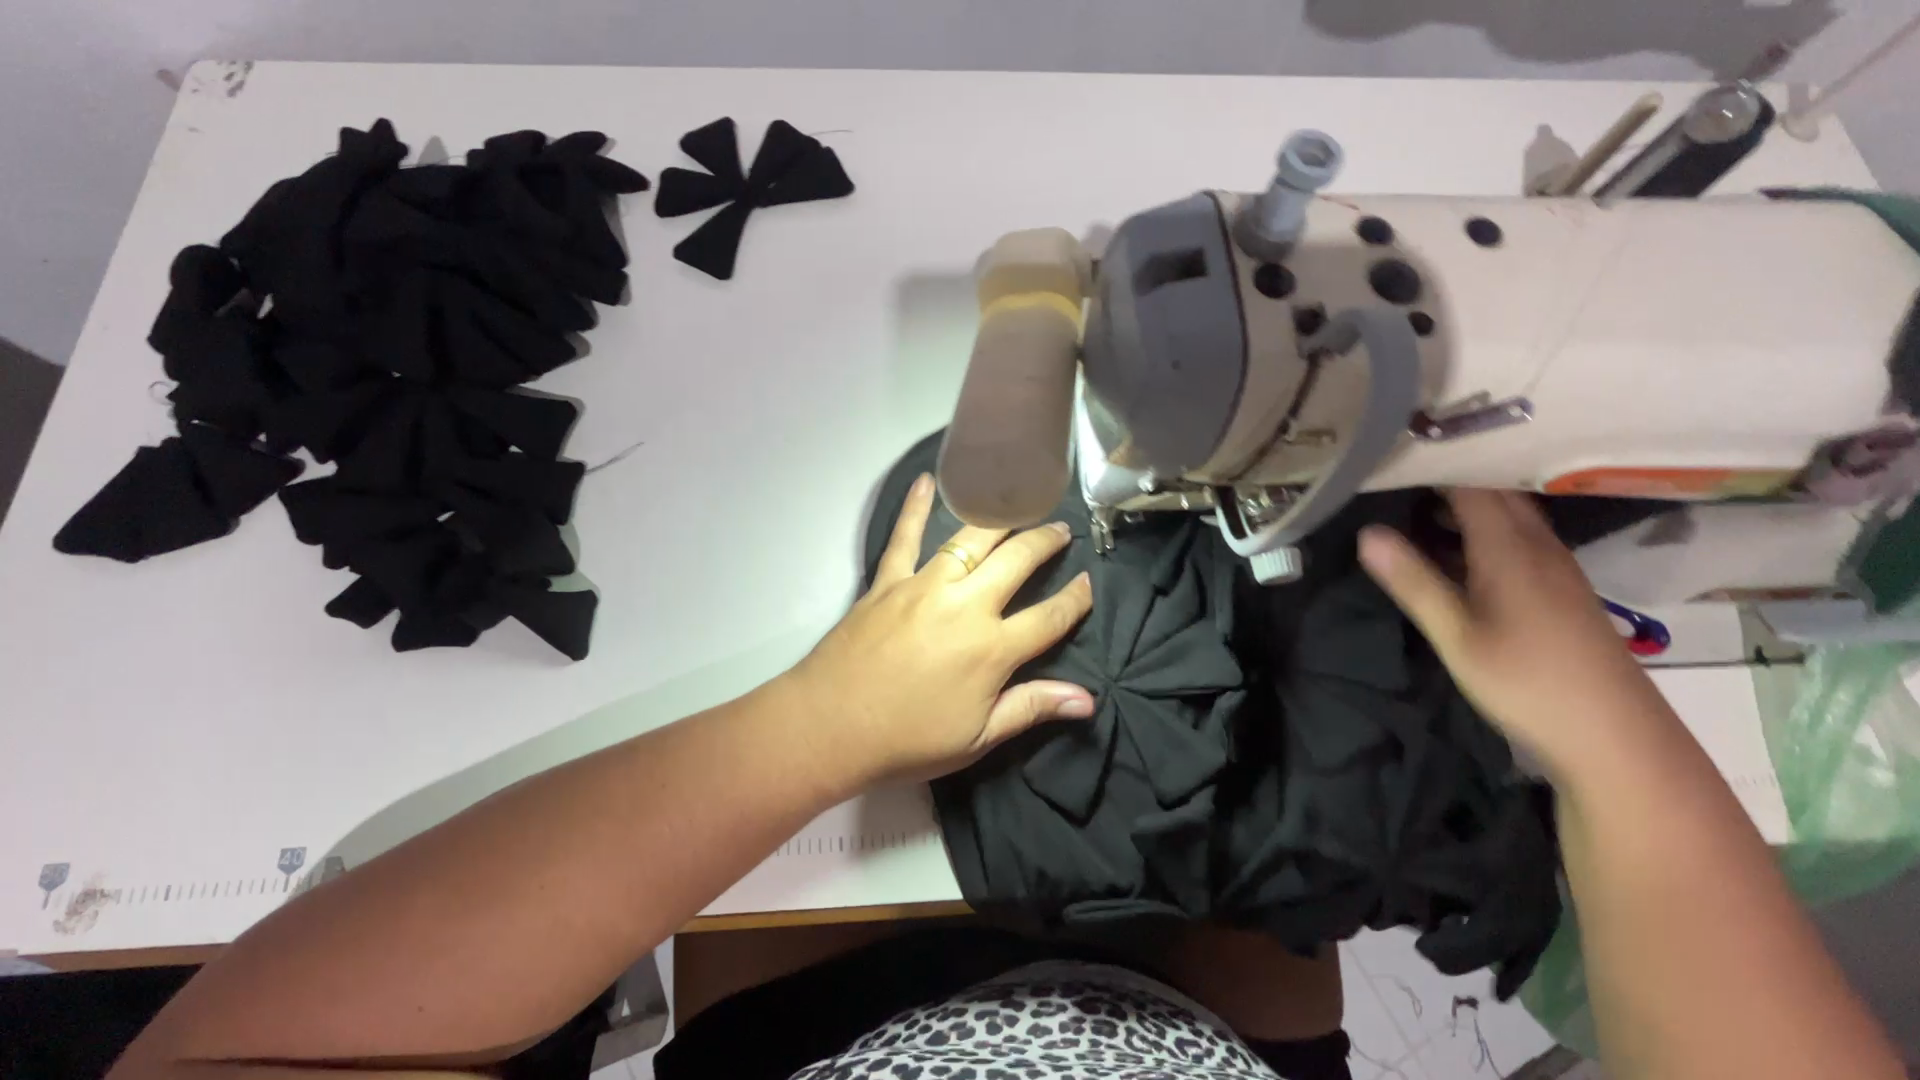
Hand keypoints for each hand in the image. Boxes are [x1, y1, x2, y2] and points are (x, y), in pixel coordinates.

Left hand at [782, 473, 1095, 785]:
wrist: (829, 727)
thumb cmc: (907, 741)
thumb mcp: (978, 738)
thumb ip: (1032, 709)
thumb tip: (1088, 700)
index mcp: (992, 649)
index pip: (1049, 617)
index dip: (1075, 600)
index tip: (1089, 583)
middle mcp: (965, 605)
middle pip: (1016, 562)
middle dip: (1045, 541)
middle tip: (1060, 529)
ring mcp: (924, 586)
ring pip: (970, 540)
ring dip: (999, 519)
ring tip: (1017, 505)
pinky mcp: (887, 581)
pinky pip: (905, 537)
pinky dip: (916, 508)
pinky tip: (927, 482)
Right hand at [1357, 489, 1672, 776]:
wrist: (1612, 734)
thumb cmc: (1526, 682)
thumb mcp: (1455, 636)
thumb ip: (1413, 582)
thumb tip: (1367, 533)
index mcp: (1510, 548)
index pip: (1472, 485)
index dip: (1434, 467)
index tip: (1392, 457)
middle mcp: (1538, 546)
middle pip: (1496, 494)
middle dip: (1451, 479)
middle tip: (1398, 477)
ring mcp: (1556, 567)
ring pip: (1511, 516)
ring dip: (1469, 505)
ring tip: (1417, 507)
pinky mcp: (1562, 590)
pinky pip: (1520, 539)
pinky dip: (1485, 531)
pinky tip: (1460, 551)